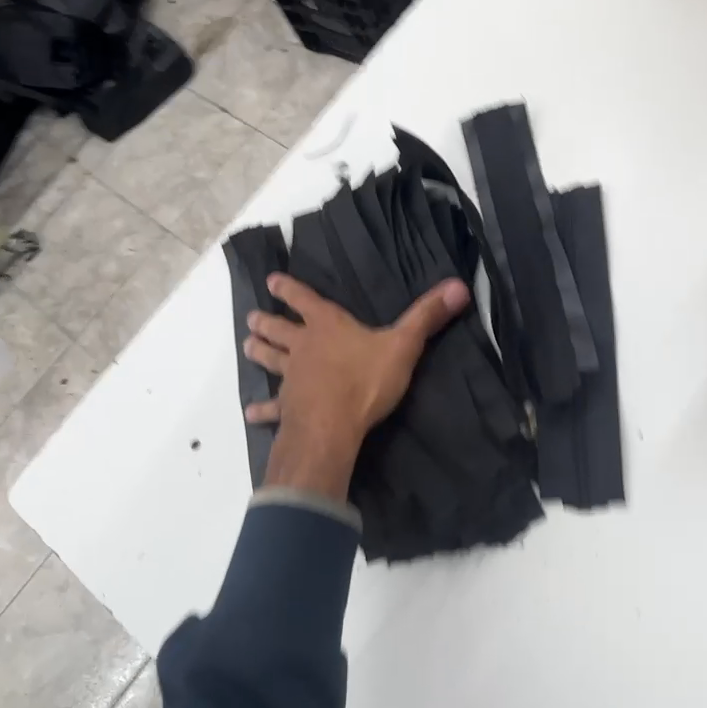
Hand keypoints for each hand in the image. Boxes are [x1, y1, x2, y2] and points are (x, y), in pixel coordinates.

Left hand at [242, 273, 470, 498]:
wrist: (332, 426)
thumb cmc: (365, 380)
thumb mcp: (403, 345)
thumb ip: (427, 316)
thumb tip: (459, 286)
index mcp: (328, 326)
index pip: (305, 301)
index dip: (290, 289)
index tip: (272, 280)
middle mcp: (303, 347)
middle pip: (279, 330)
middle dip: (267, 322)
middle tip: (252, 317)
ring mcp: (291, 378)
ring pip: (270, 360)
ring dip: (258, 352)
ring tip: (247, 345)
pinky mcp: (287, 407)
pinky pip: (271, 407)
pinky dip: (261, 409)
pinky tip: (250, 412)